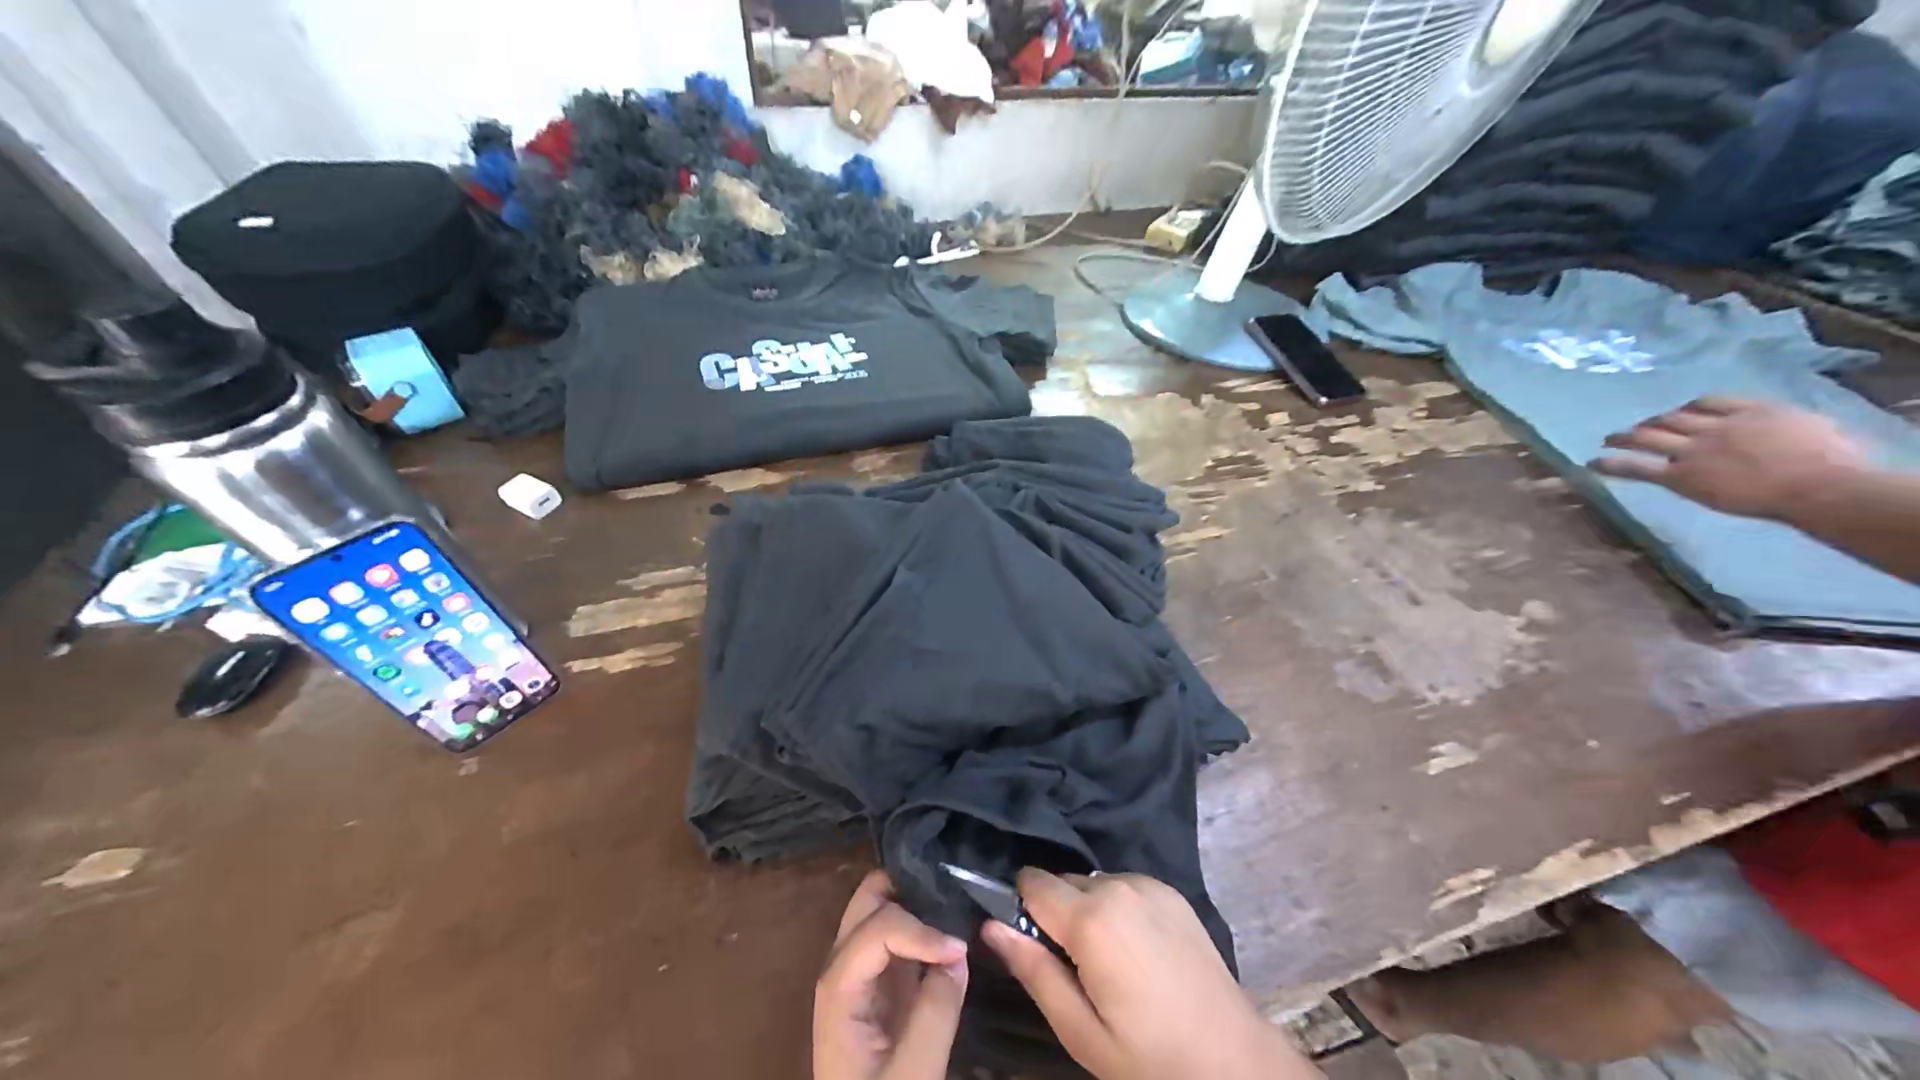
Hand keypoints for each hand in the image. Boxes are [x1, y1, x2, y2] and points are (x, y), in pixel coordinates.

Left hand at [814, 870, 969, 1079]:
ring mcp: (859, 973)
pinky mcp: (879, 985)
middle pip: (868, 900)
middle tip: (953, 900)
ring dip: (914, 902)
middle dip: (908, 890)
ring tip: (954, 909)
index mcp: (838, 985)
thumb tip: (958, 954)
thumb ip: (936, 1011)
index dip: (920, 931)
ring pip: (879, 909)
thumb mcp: (913, 1073)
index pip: (878, 928)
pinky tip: (948, 931)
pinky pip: (896, 934)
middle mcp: (842, 966)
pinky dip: (921, 923)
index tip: (960, 950)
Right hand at [982, 869, 1318, 1079]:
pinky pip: (1123, 887)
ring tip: (1111, 964)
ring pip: (1092, 884)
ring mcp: (1149, 884)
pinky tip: (1138, 953)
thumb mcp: (1080, 1031)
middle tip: (1076, 969)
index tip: (1034, 948)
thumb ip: (1032, 970)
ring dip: (1087, 910)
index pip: (1031, 881)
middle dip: (1057, 914)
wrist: (1237, 1063)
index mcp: (1091, 919)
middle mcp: (1118, 886)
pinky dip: (1117, 909)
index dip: (1023, 909)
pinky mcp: (1172, 892)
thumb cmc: (1151, 1058)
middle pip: (1062, 882)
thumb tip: (991, 925)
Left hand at [1590, 397, 1868, 520]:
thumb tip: (1778, 428)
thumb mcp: (1815, 426)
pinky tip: (1592, 463)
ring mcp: (1693, 451)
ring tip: (1608, 439)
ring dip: (1623, 437)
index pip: (1708, 402)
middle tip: (1637, 427)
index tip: (1678, 412)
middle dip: (1651, 422)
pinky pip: (1637, 468)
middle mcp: (1715, 427)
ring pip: (1647, 438)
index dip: (1687, 407)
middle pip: (1671, 418)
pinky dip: (1611, 464)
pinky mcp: (1680, 476)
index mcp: (1751, 411)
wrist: (1818, 484)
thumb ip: (1784, 424)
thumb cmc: (1834, 461)